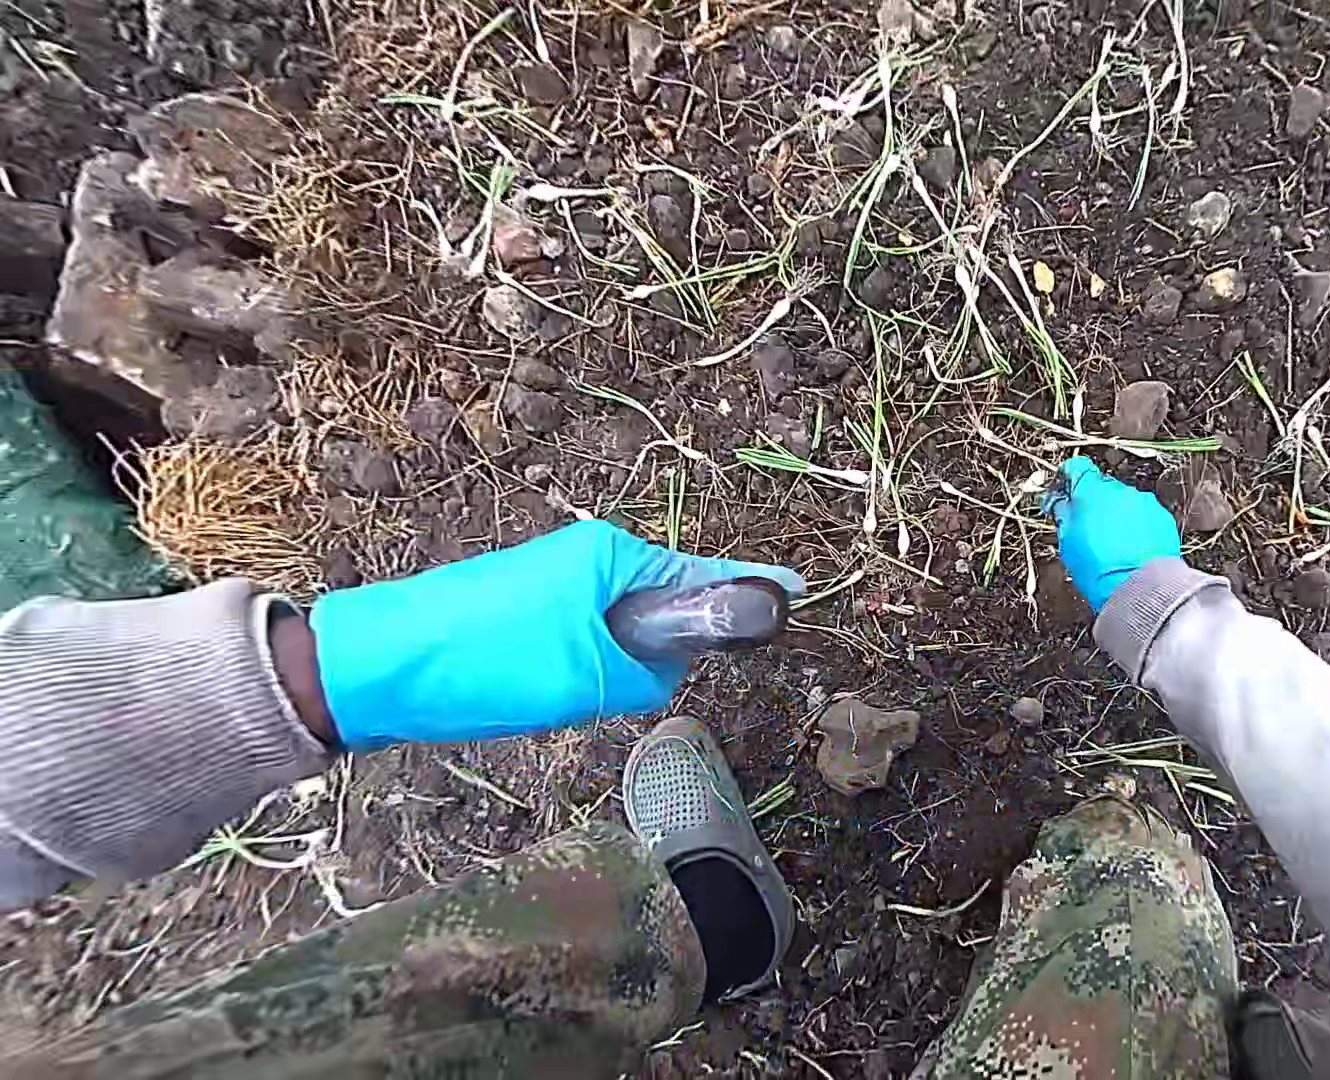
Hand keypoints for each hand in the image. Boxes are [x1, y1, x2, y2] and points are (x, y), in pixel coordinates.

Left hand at [309, 520, 804, 749]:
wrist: (371, 666)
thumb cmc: (493, 662)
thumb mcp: (592, 678)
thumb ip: (652, 673)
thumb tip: (665, 669)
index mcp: (615, 556)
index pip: (704, 570)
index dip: (751, 584)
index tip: (793, 590)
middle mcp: (596, 555)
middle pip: (670, 595)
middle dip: (676, 635)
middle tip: (657, 675)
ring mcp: (564, 574)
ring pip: (631, 617)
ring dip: (631, 651)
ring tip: (593, 686)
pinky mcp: (540, 599)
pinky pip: (598, 624)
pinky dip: (603, 652)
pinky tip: (574, 681)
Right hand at [1043, 457, 1180, 611]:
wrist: (1140, 588)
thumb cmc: (1100, 568)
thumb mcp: (1067, 541)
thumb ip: (1063, 514)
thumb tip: (1059, 502)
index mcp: (1091, 491)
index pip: (1076, 467)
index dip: (1068, 478)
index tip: (1064, 491)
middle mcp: (1120, 490)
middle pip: (1101, 486)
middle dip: (1092, 503)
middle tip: (1085, 527)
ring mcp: (1143, 502)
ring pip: (1123, 501)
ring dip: (1115, 515)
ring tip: (1110, 543)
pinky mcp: (1161, 517)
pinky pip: (1143, 515)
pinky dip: (1136, 526)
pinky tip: (1129, 548)